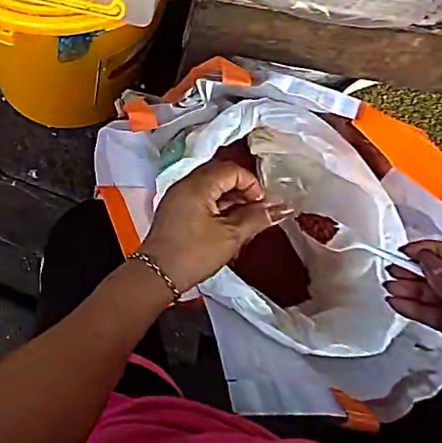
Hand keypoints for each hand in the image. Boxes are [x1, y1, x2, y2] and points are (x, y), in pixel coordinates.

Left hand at [141, 159, 293, 290]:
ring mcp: (177, 195)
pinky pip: (200, 196)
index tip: (262, 205)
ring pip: (209, 185)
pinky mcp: (175, 208)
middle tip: (257, 210)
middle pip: (219, 174)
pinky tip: (227, 223)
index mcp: (196, 185)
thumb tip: (282, 208)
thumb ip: (257, 218)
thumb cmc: (195, 253)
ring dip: (230, 197)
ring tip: (245, 219)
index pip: (230, 169)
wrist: (159, 273)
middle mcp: (184, 184)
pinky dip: (217, 204)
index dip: (251, 184)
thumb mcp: (231, 236)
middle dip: (242, 189)